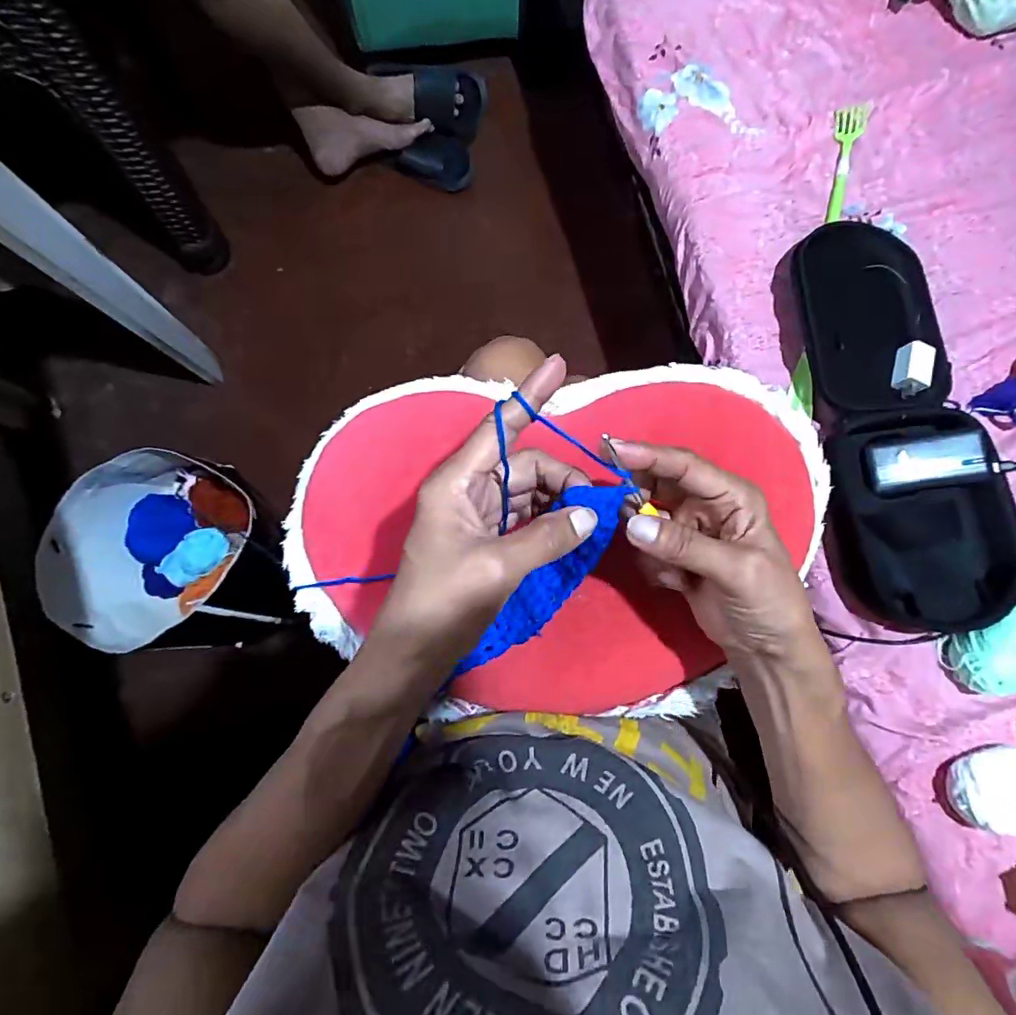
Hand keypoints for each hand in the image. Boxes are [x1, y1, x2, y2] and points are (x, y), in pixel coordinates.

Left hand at [369, 354, 595, 668]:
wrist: (415, 650)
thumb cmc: (445, 602)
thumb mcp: (499, 566)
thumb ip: (548, 535)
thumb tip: (591, 513)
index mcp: (457, 482)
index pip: (500, 426)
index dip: (531, 395)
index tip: (558, 364)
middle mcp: (468, 489)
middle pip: (525, 463)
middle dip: (563, 476)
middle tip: (600, 503)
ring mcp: (479, 514)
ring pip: (531, 490)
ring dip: (562, 498)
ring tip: (594, 517)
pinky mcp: (488, 538)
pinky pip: (528, 515)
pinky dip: (552, 519)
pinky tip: (576, 528)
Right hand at [611, 441, 820, 662]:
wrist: (768, 648)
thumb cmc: (768, 601)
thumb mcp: (734, 570)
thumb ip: (684, 545)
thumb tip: (632, 524)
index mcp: (733, 496)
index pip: (685, 466)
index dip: (648, 455)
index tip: (610, 449)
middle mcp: (708, 505)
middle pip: (660, 484)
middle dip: (637, 496)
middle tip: (613, 508)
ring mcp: (690, 531)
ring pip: (647, 518)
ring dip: (647, 543)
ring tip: (673, 572)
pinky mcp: (676, 557)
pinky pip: (647, 548)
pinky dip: (653, 565)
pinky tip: (678, 585)